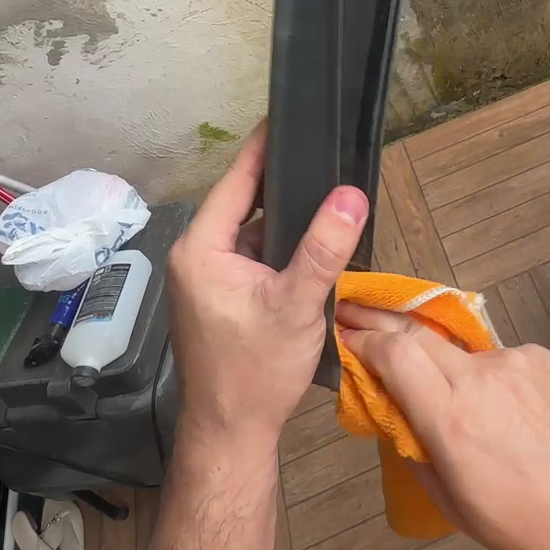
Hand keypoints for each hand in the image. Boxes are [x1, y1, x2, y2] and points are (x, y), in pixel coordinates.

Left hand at [165, 126, 368, 453]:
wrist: (233, 435)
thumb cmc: (255, 371)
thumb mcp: (296, 305)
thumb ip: (324, 248)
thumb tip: (352, 195)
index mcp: (201, 248)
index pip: (236, 179)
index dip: (264, 146)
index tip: (292, 113)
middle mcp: (197, 254)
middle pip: (243, 199)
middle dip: (282, 178)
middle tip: (324, 149)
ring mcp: (207, 274)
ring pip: (251, 227)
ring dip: (284, 213)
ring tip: (326, 186)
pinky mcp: (222, 292)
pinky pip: (253, 250)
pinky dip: (280, 241)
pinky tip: (312, 235)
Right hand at [338, 303, 549, 549]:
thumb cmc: (531, 518)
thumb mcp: (454, 501)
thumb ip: (416, 449)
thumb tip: (396, 416)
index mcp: (453, 420)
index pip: (395, 355)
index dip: (367, 341)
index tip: (351, 338)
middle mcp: (481, 380)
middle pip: (418, 333)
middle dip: (388, 327)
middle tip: (366, 321)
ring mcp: (512, 361)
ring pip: (457, 347)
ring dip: (443, 362)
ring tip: (460, 401)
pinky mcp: (537, 354)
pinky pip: (495, 355)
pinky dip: (486, 373)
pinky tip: (501, 406)